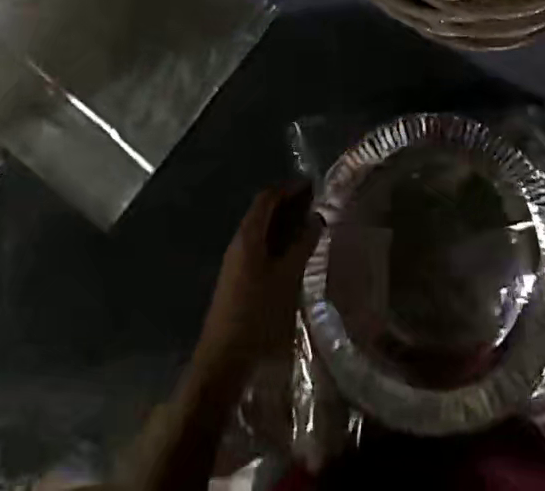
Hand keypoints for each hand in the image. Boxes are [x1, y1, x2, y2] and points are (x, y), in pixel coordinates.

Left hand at [198, 181, 320, 364]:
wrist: (224, 360)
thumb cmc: (257, 313)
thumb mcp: (288, 276)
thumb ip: (303, 245)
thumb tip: (317, 218)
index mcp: (247, 238)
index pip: (267, 198)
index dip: (289, 188)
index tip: (314, 185)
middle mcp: (239, 244)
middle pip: (263, 212)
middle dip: (290, 203)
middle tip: (319, 202)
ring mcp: (238, 262)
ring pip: (263, 230)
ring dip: (286, 222)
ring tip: (314, 223)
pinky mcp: (240, 278)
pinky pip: (262, 246)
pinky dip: (281, 240)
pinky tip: (299, 250)